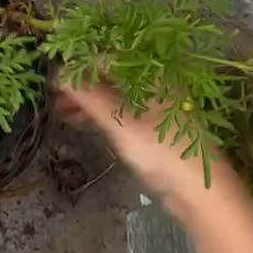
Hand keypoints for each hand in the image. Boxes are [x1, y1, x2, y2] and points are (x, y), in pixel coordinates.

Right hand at [56, 81, 238, 215]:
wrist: (201, 194)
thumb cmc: (162, 150)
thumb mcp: (120, 121)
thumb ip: (87, 95)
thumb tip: (57, 72)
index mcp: (151, 73)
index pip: (106, 58)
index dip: (77, 66)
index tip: (51, 77)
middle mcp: (153, 83)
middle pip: (109, 75)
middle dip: (79, 84)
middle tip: (52, 95)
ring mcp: (153, 106)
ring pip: (112, 95)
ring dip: (86, 100)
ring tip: (59, 111)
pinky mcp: (151, 127)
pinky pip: (118, 111)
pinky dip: (98, 114)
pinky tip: (79, 121)